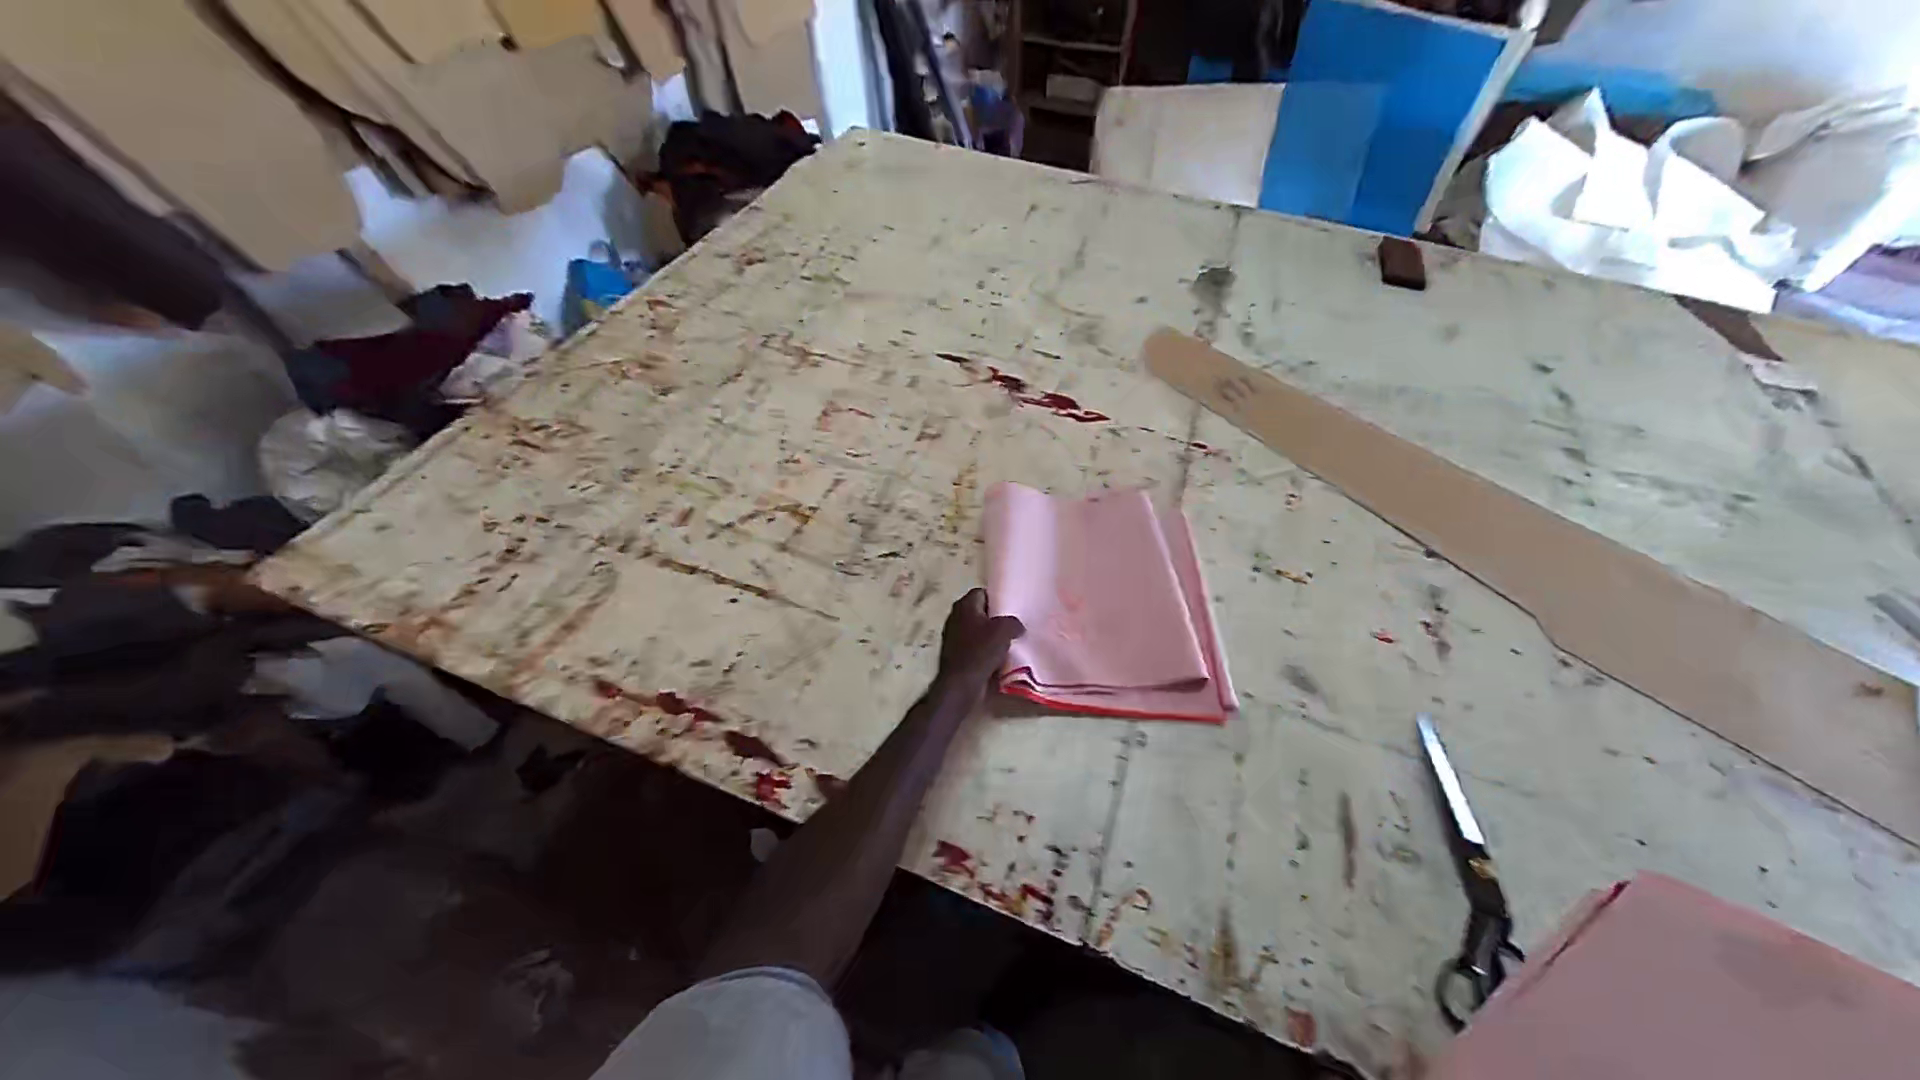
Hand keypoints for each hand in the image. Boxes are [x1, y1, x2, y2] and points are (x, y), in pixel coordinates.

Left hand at [936, 589, 1023, 693]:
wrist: (961, 684)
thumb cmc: (980, 651)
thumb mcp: (1004, 630)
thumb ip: (1013, 622)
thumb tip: (1016, 626)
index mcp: (964, 605)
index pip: (982, 593)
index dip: (997, 598)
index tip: (1012, 608)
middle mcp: (955, 618)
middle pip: (980, 612)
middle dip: (996, 618)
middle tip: (1013, 625)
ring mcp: (953, 637)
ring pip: (978, 630)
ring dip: (992, 636)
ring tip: (1009, 642)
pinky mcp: (956, 655)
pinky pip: (975, 647)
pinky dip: (985, 650)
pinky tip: (999, 658)